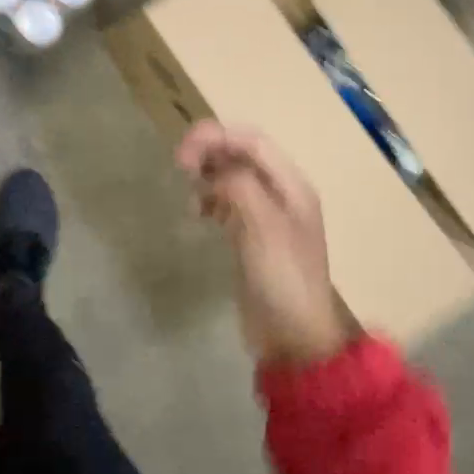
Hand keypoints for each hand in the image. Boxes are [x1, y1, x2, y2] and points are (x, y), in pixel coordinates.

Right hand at [176, 120, 356, 367]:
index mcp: (291, 185)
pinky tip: (197, 213)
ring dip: (207, 175)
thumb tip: (212, 170)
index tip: (184, 152)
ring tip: (190, 195)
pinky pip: (226, 200)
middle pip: (240, 153)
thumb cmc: (284, 278)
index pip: (252, 140)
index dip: (217, 136)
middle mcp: (280, 193)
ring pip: (230, 175)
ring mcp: (265, 214)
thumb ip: (238, 186)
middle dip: (209, 152)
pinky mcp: (250, 234)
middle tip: (180, 167)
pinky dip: (208, 198)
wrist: (293, 338)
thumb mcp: (263, 227)